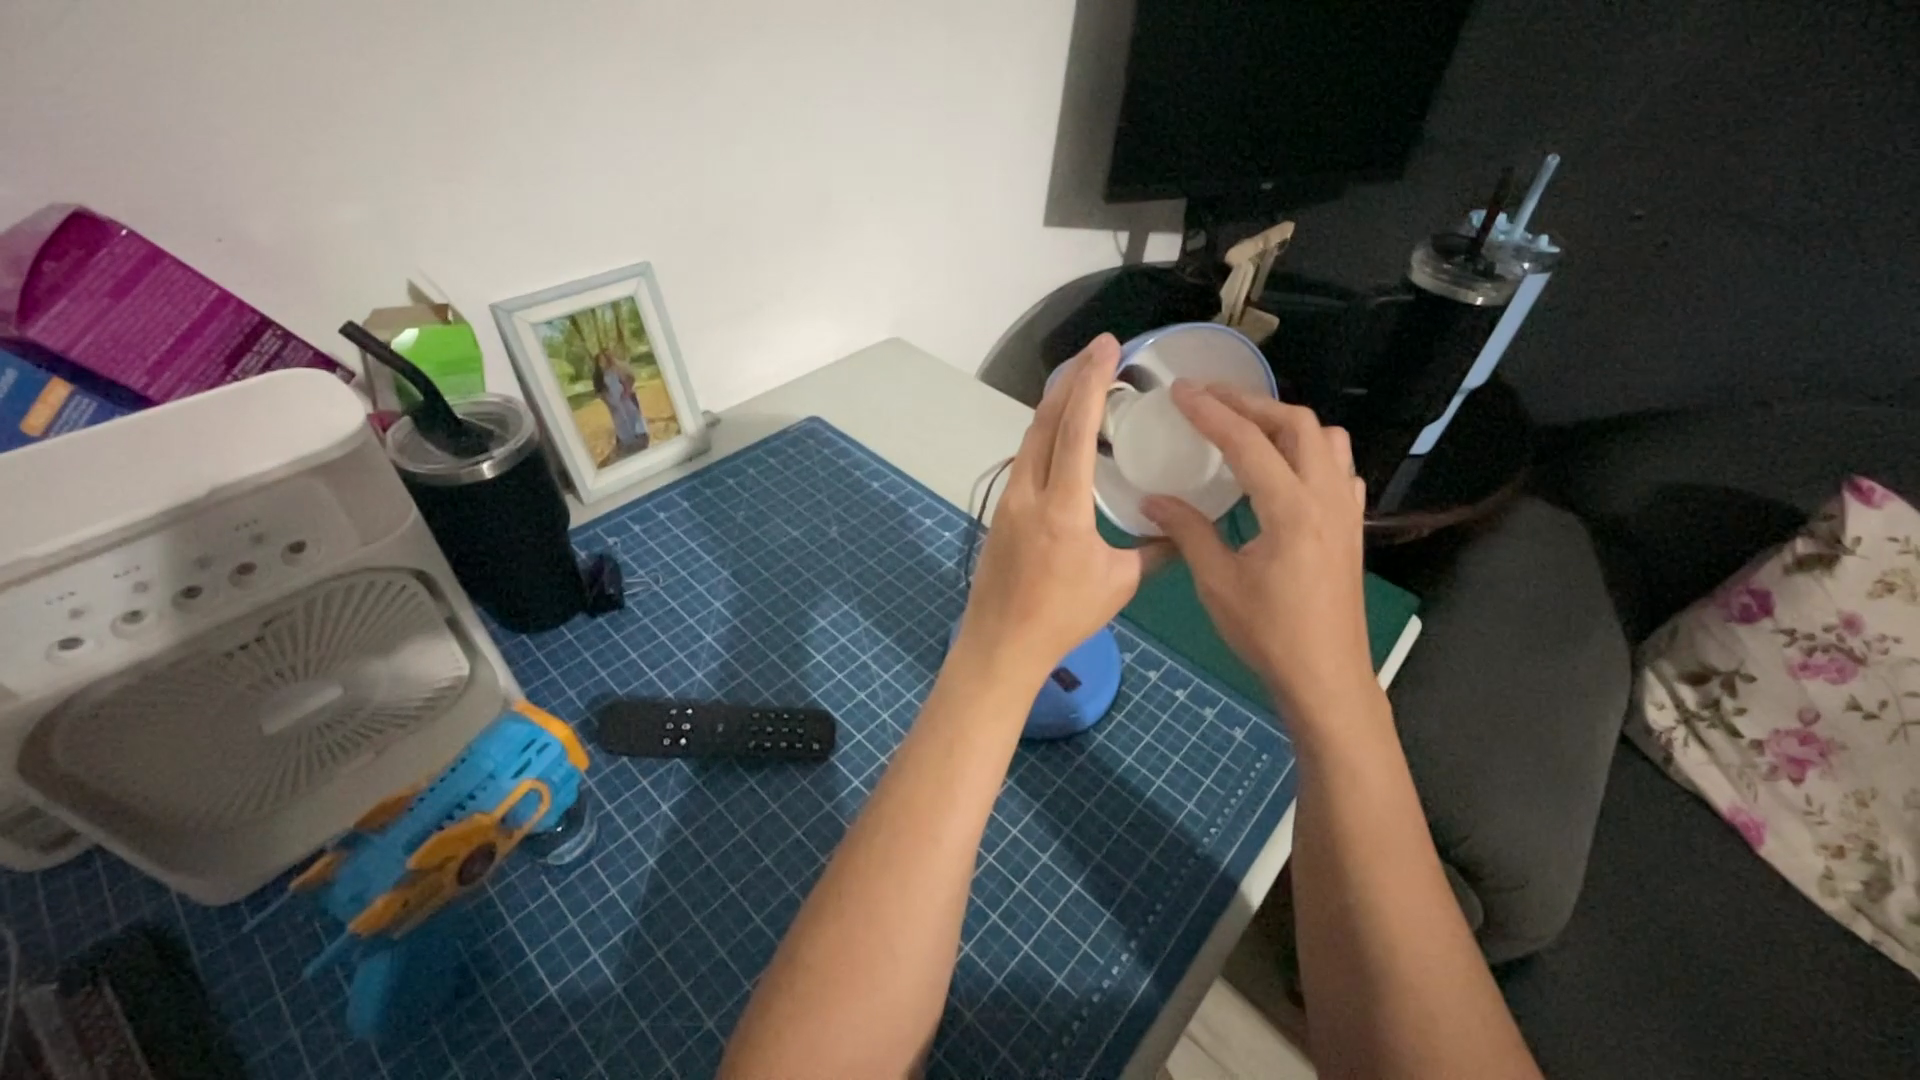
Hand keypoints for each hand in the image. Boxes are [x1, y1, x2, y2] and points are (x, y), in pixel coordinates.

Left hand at [957, 334, 1165, 683]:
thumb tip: (1185, 531)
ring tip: (1084, 386)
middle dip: (1071, 380)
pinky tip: (1065, 441)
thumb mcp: (1119, 584)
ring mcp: (1008, 500)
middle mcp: (1027, 492)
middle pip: (1044, 420)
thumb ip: (1155, 552)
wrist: (1001, 644)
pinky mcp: (1000, 512)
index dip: (1090, 382)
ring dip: (1055, 406)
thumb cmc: (1062, 617)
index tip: (1106, 346)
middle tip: (1099, 354)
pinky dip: (1045, 437)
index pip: (1074, 428)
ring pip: (1029, 438)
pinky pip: (1025, 460)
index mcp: (1061, 506)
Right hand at [1142, 382, 1374, 724]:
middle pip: (1295, 423)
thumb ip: (1188, 533)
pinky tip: (1285, 469)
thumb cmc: (1268, 634)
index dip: (1210, 411)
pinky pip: (1338, 468)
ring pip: (1326, 439)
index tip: (1180, 391)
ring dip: (1285, 422)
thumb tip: (1153, 500)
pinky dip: (1310, 451)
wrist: (1325, 676)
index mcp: (1289, 509)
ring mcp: (1344, 510)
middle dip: (1250, 403)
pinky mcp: (1350, 526)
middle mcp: (1325, 497)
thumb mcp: (1216, 583)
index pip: (1247, 442)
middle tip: (1210, 399)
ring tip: (1247, 426)